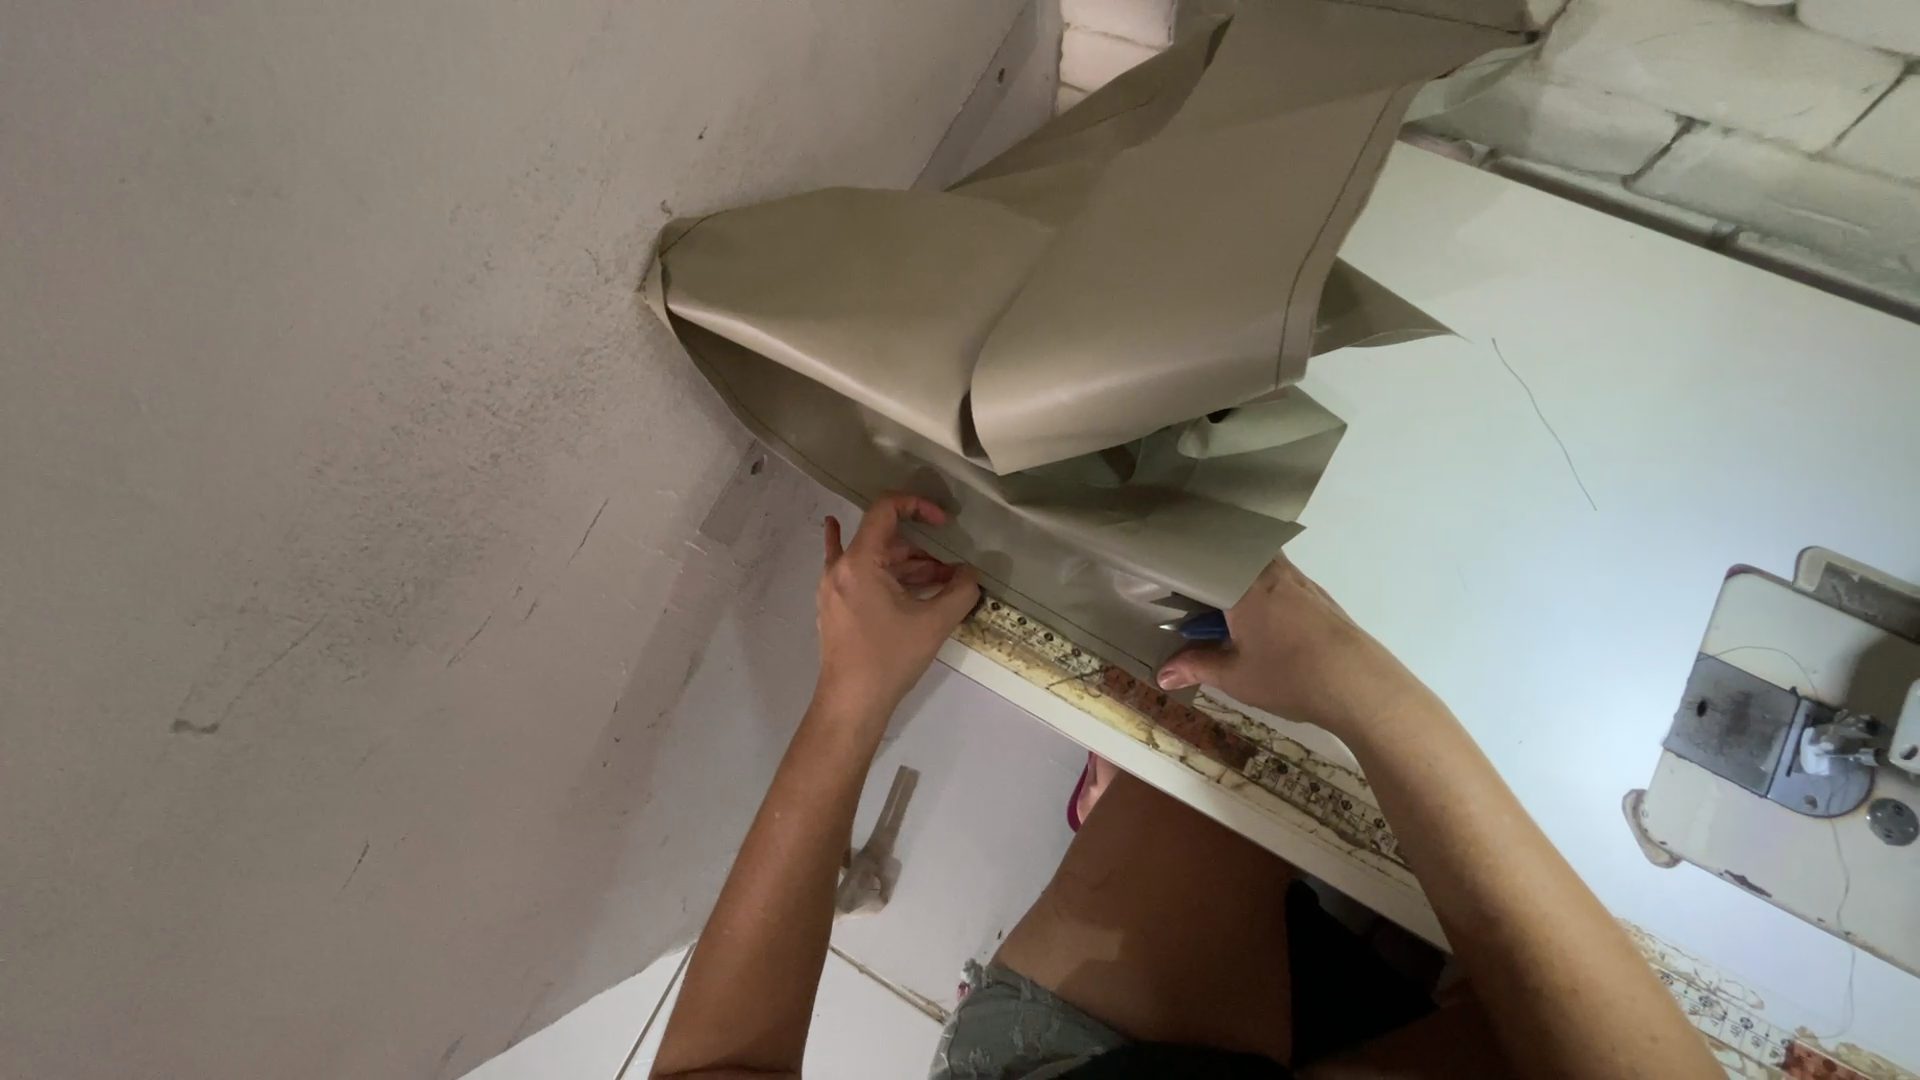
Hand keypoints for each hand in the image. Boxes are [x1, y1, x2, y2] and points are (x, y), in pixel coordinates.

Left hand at [814, 494, 980, 722]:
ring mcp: (832, 588)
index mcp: (859, 562)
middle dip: (923, 553)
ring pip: (874, 561)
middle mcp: (840, 568)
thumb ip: (961, 591)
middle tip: (951, 576)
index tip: (944, 523)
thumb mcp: (935, 622)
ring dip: (906, 567)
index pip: (885, 510)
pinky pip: (850, 572)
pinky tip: (832, 527)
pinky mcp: (834, 606)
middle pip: (885, 540)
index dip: (918, 505)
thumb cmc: (890, 658)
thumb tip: (969, 574)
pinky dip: (860, 558)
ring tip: (936, 585)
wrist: (851, 703)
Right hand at [1155, 555, 1437, 739]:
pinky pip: (1279, 579)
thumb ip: (1196, 667)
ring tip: (1218, 603)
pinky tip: (1258, 617)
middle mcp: (1271, 571)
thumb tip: (1162, 675)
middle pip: (1233, 555)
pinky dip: (1261, 590)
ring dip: (1238, 580)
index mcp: (1243, 583)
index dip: (1180, 567)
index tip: (1161, 574)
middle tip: (1188, 586)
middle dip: (1210, 568)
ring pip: (1258, 566)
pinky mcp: (1318, 596)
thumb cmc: (1290, 675)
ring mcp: (1299, 581)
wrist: (1362, 686)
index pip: (1203, 560)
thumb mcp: (1234, 676)